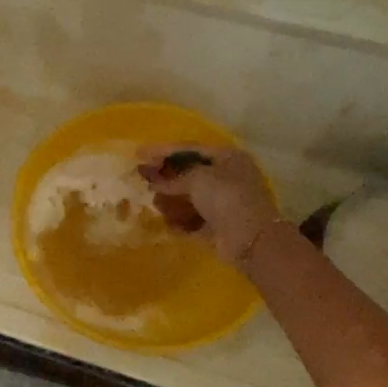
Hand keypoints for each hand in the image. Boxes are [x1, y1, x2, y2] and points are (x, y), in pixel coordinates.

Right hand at [137, 145, 278, 265]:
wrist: (249, 238)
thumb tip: (151, 180)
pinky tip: (164, 219)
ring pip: (187, 195)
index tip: (138, 154)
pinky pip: (190, 216)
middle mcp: (225, 176)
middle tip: (139, 177)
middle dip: (163, 175)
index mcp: (227, 157)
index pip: (188, 148)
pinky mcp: (215, 222)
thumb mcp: (197, 179)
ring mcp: (221, 201)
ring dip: (168, 198)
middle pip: (187, 172)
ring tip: (151, 200)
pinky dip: (177, 217)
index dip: (162, 150)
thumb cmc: (226, 198)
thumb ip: (171, 177)